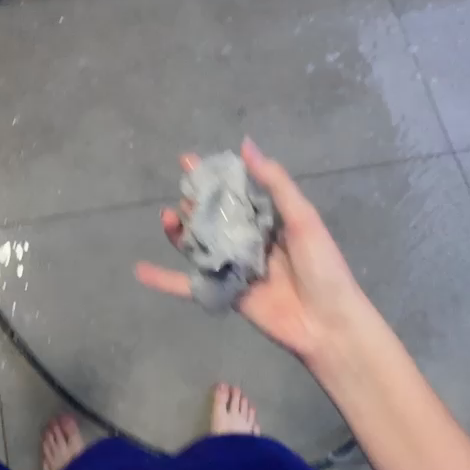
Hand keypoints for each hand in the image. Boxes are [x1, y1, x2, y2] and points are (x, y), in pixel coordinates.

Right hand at [135, 138, 368, 365]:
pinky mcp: (223, 292)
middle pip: (210, 216)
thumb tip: (245, 145)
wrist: (329, 324)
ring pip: (197, 244)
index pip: (232, 192)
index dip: (211, 176)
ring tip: (167, 218)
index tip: (187, 161)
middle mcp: (246, 240)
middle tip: (182, 190)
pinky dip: (164, 279)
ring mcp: (232, 266)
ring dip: (178, 231)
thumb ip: (275, 183)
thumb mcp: (303, 219)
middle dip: (193, 202)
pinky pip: (189, 284)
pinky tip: (140, 270)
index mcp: (266, 220)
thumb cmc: (322, 267)